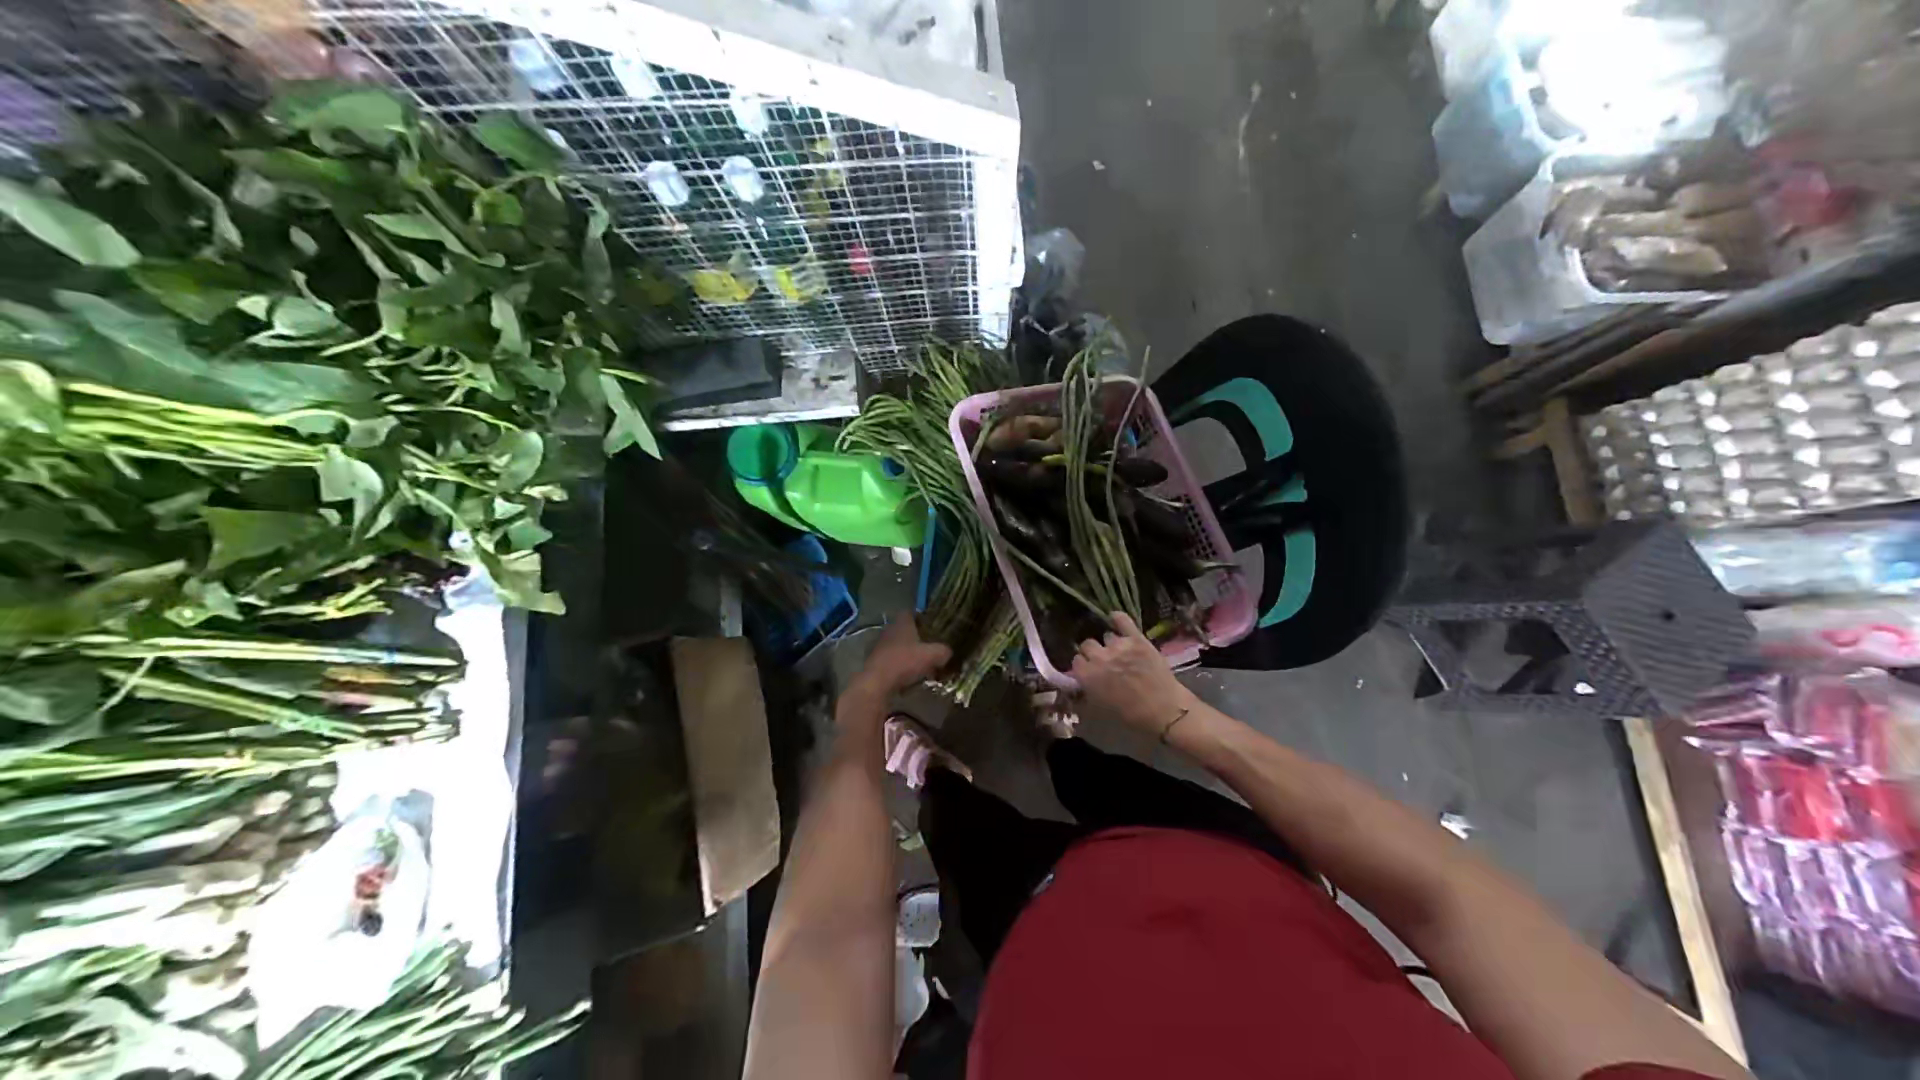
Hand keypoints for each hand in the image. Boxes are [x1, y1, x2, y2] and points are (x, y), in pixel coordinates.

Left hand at [845, 614, 950, 706]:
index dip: (920, 618)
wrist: (877, 682)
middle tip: (928, 648)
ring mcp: (878, 646)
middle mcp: (888, 630)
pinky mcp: (873, 661)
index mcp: (902, 623)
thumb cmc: (905, 662)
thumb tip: (947, 652)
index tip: (930, 627)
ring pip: (897, 646)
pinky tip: (907, 677)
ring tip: (919, 665)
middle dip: (915, 638)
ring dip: (906, 653)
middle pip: (904, 630)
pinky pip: (890, 660)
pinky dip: (898, 666)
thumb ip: (943, 651)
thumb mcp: (932, 655)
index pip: (910, 613)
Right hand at [1069, 612, 1196, 737]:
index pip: (1076, 661)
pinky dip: (1118, 618)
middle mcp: (1100, 657)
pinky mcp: (1137, 639)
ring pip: (1107, 636)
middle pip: (1087, 644)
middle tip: (1104, 661)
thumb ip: (1086, 692)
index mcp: (1087, 676)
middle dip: (1093, 652)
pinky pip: (1122, 620)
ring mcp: (1119, 646)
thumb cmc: (1131, 716)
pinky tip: (1115, 619)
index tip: (1089, 670)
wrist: (1164, 711)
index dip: (1083, 665)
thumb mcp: (1100, 709)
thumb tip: (1080, 683)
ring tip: (1120, 652)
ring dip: (1111, 644)